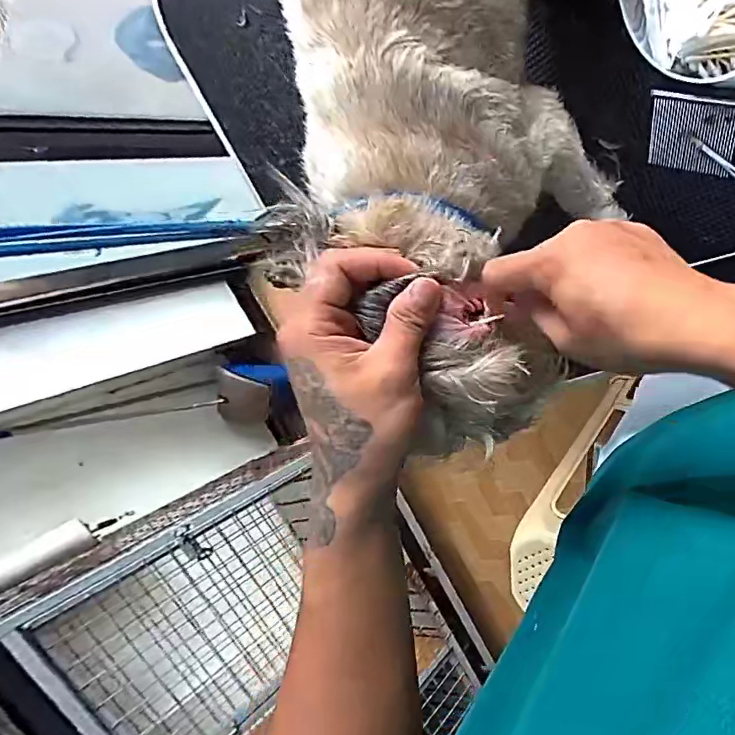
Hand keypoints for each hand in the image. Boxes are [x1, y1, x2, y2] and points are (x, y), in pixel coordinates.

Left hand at [276, 249, 441, 543]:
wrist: (356, 475)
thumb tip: (428, 282)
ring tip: (425, 302)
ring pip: (352, 298)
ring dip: (389, 295)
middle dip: (386, 275)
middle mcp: (306, 328)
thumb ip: (407, 321)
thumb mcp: (393, 370)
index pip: (334, 265)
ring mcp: (320, 343)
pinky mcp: (335, 357)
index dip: (375, 260)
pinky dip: (387, 316)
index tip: (415, 274)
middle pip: (341, 278)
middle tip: (425, 286)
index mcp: (308, 326)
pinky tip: (414, 323)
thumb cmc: (369, 426)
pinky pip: (359, 321)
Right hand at [480, 220, 734, 374]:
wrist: (695, 318)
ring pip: (573, 253)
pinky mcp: (639, 231)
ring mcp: (610, 227)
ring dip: (572, 277)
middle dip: (538, 287)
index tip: (502, 315)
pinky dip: (602, 268)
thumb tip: (520, 305)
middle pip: (538, 260)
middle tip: (558, 321)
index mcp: (550, 259)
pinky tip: (626, 293)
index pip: (498, 271)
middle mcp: (575, 232)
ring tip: (599, 308)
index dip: (491, 296)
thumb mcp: (570, 341)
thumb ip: (534, 318)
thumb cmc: (627, 336)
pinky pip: (604, 249)